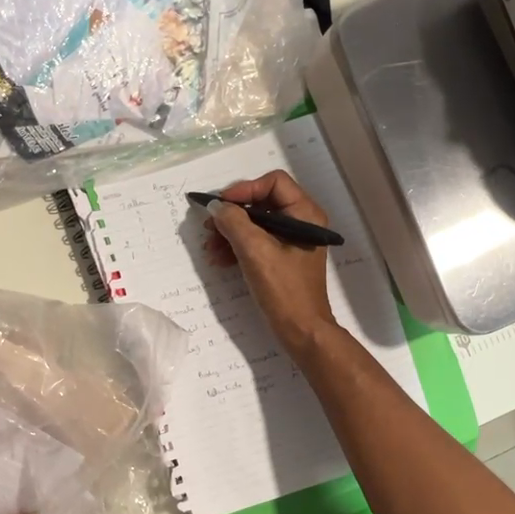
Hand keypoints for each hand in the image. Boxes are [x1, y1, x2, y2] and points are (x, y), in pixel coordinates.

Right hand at [204, 170, 339, 355]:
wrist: (301, 331)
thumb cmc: (284, 289)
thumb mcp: (255, 251)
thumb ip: (234, 222)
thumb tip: (216, 206)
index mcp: (305, 214)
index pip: (273, 182)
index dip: (244, 189)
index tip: (220, 205)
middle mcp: (302, 222)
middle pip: (262, 202)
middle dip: (233, 214)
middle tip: (209, 227)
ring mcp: (292, 241)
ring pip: (256, 224)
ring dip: (231, 233)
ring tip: (210, 248)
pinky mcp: (282, 259)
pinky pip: (257, 242)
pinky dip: (237, 247)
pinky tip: (219, 259)